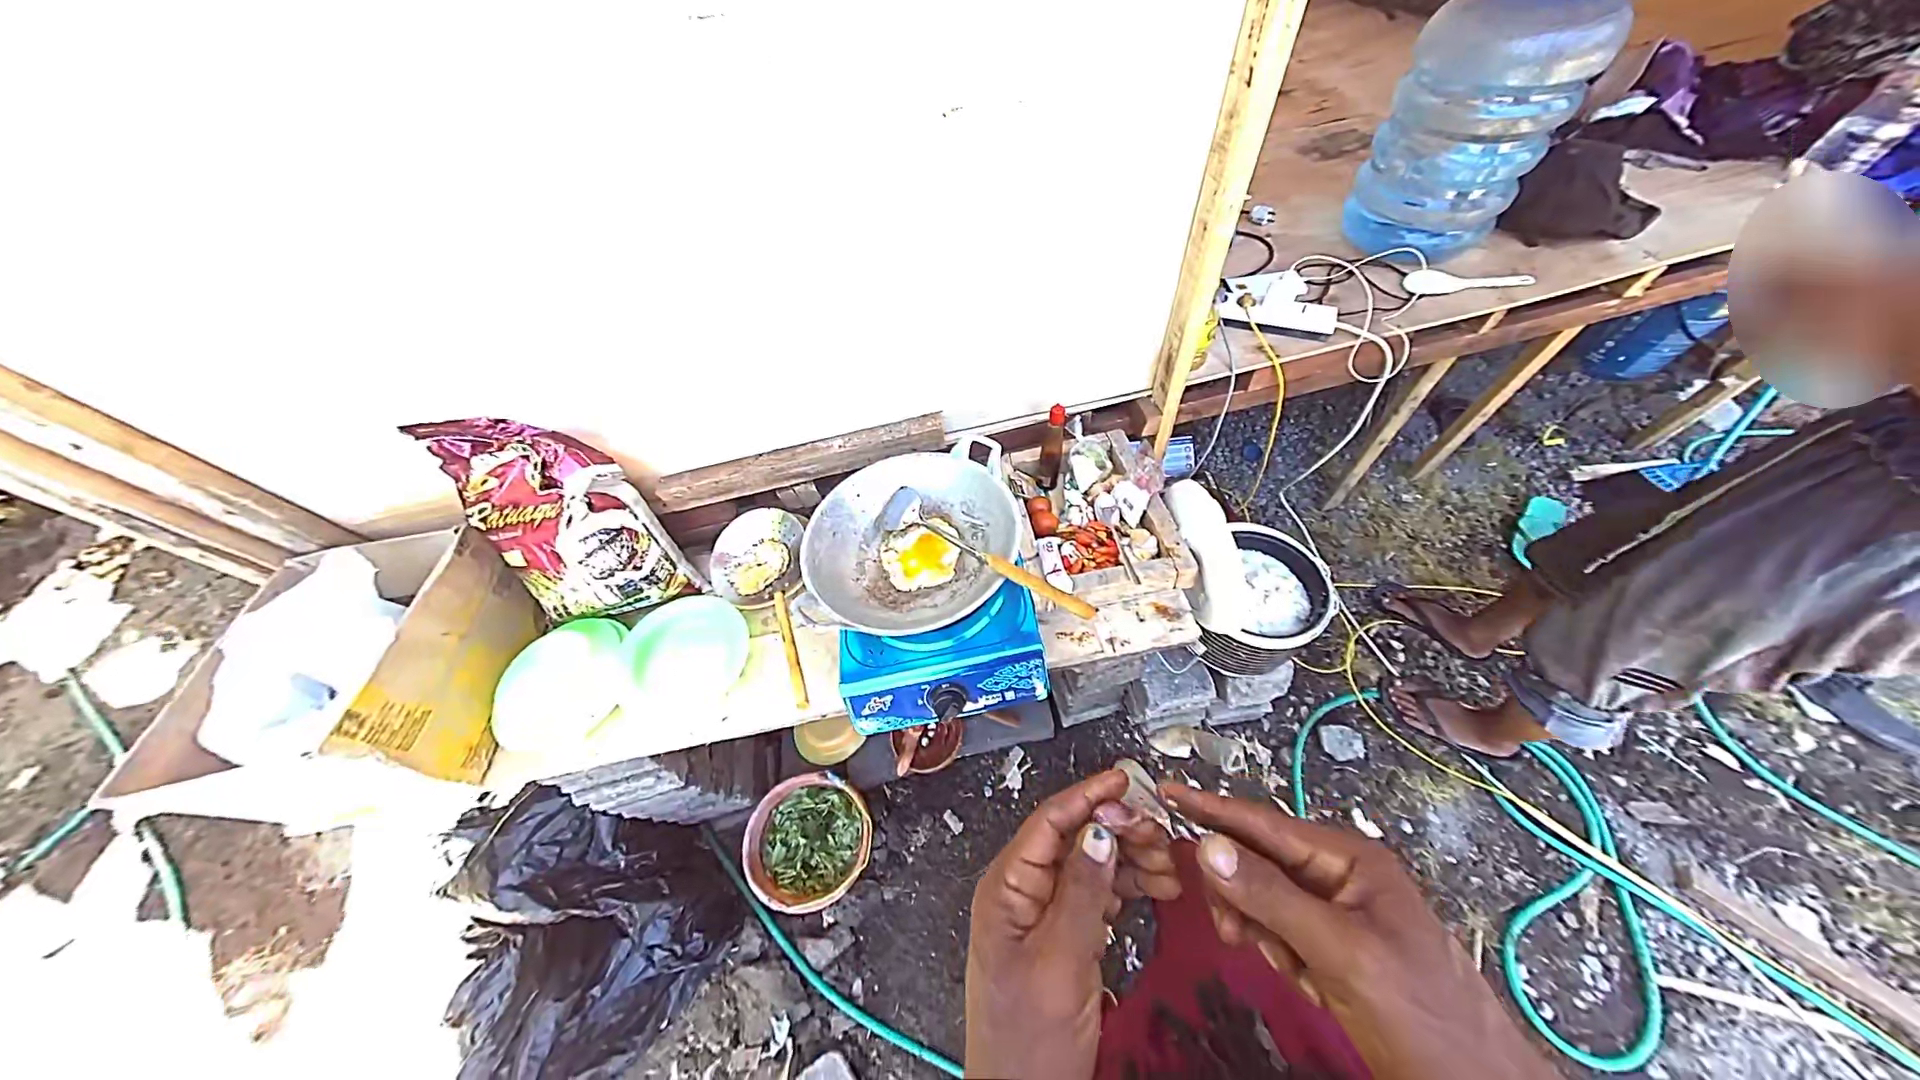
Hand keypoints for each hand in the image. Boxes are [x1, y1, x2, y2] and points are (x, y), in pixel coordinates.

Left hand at [964, 769, 1178, 1079]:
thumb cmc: (1028, 1040)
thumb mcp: (1059, 962)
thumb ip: (1081, 893)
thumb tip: (1100, 830)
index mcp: (1007, 886)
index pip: (1049, 822)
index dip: (1087, 796)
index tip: (1124, 781)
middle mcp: (1024, 890)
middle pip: (1074, 838)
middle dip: (1118, 830)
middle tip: (1159, 836)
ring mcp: (1045, 912)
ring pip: (1091, 864)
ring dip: (1129, 858)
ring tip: (1166, 867)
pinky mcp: (1066, 933)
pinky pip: (1099, 894)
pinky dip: (1128, 887)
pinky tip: (1155, 887)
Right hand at [1163, 785, 1560, 1079]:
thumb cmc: (1424, 1016)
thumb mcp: (1341, 952)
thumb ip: (1271, 896)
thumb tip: (1209, 846)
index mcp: (1347, 858)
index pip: (1261, 822)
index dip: (1211, 808)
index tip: (1168, 792)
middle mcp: (1337, 874)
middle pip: (1256, 860)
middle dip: (1240, 894)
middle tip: (1234, 930)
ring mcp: (1334, 909)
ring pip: (1261, 897)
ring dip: (1261, 929)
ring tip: (1285, 964)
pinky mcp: (1330, 943)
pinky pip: (1278, 929)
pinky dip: (1278, 951)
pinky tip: (1305, 978)